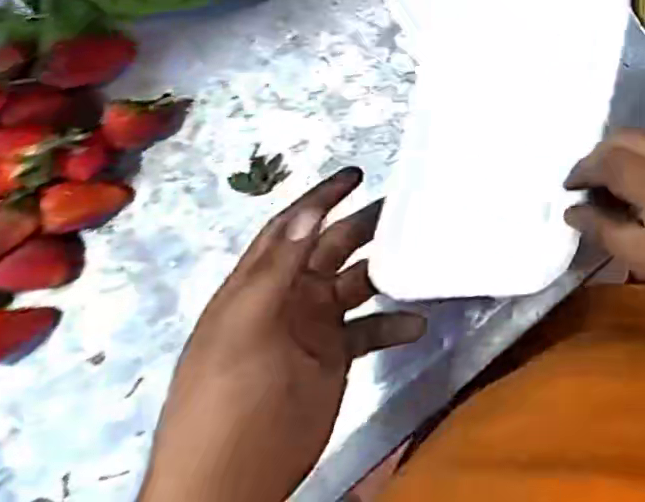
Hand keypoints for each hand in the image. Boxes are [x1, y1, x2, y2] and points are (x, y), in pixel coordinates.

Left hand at [139, 168, 424, 501]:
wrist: (228, 484)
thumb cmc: (226, 399)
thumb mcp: (245, 327)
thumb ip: (277, 268)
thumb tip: (309, 213)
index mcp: (258, 286)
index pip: (290, 229)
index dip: (320, 200)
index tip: (355, 175)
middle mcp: (287, 298)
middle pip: (331, 248)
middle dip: (365, 226)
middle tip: (405, 206)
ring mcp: (313, 328)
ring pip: (357, 283)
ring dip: (386, 270)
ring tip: (419, 256)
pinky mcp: (334, 357)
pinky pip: (370, 328)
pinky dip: (394, 324)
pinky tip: (417, 324)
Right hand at [563, 129, 644, 293]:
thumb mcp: (642, 256)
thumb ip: (603, 229)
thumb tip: (571, 212)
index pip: (607, 161)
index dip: (582, 171)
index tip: (568, 188)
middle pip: (622, 138)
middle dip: (597, 155)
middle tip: (583, 182)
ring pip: (640, 138)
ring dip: (617, 152)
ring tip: (606, 182)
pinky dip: (636, 153)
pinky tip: (635, 181)